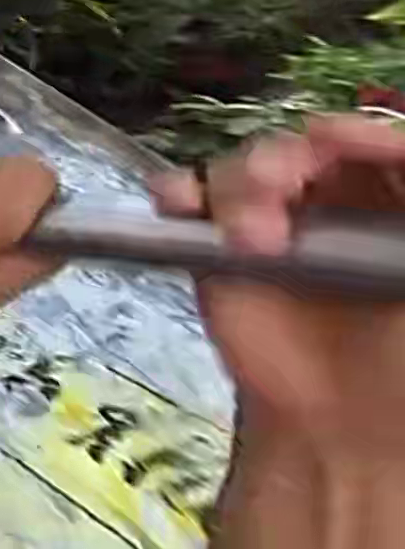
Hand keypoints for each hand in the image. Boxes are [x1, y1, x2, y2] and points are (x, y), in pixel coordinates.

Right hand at [152, 116, 404, 455]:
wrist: (351, 423)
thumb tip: (384, 145)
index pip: (387, 151)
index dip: (365, 134)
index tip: (343, 138)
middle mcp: (344, 208)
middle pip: (302, 149)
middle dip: (286, 160)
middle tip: (281, 187)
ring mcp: (272, 221)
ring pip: (238, 167)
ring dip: (236, 191)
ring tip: (248, 239)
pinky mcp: (211, 237)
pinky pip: (180, 192)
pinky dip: (175, 193)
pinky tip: (182, 211)